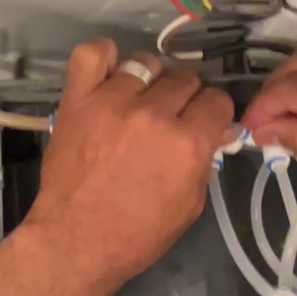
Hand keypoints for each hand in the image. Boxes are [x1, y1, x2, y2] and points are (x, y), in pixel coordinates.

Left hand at [22, 39, 235, 289]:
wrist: (75, 241)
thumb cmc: (138, 233)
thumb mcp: (190, 204)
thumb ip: (206, 159)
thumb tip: (221, 128)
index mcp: (187, 142)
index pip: (216, 100)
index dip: (213, 113)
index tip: (204, 123)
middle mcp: (153, 114)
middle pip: (184, 79)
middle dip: (185, 99)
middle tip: (170, 119)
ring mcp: (112, 102)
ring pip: (145, 63)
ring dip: (150, 81)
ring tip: (140, 102)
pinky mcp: (78, 100)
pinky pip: (92, 54)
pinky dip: (105, 57)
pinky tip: (111, 74)